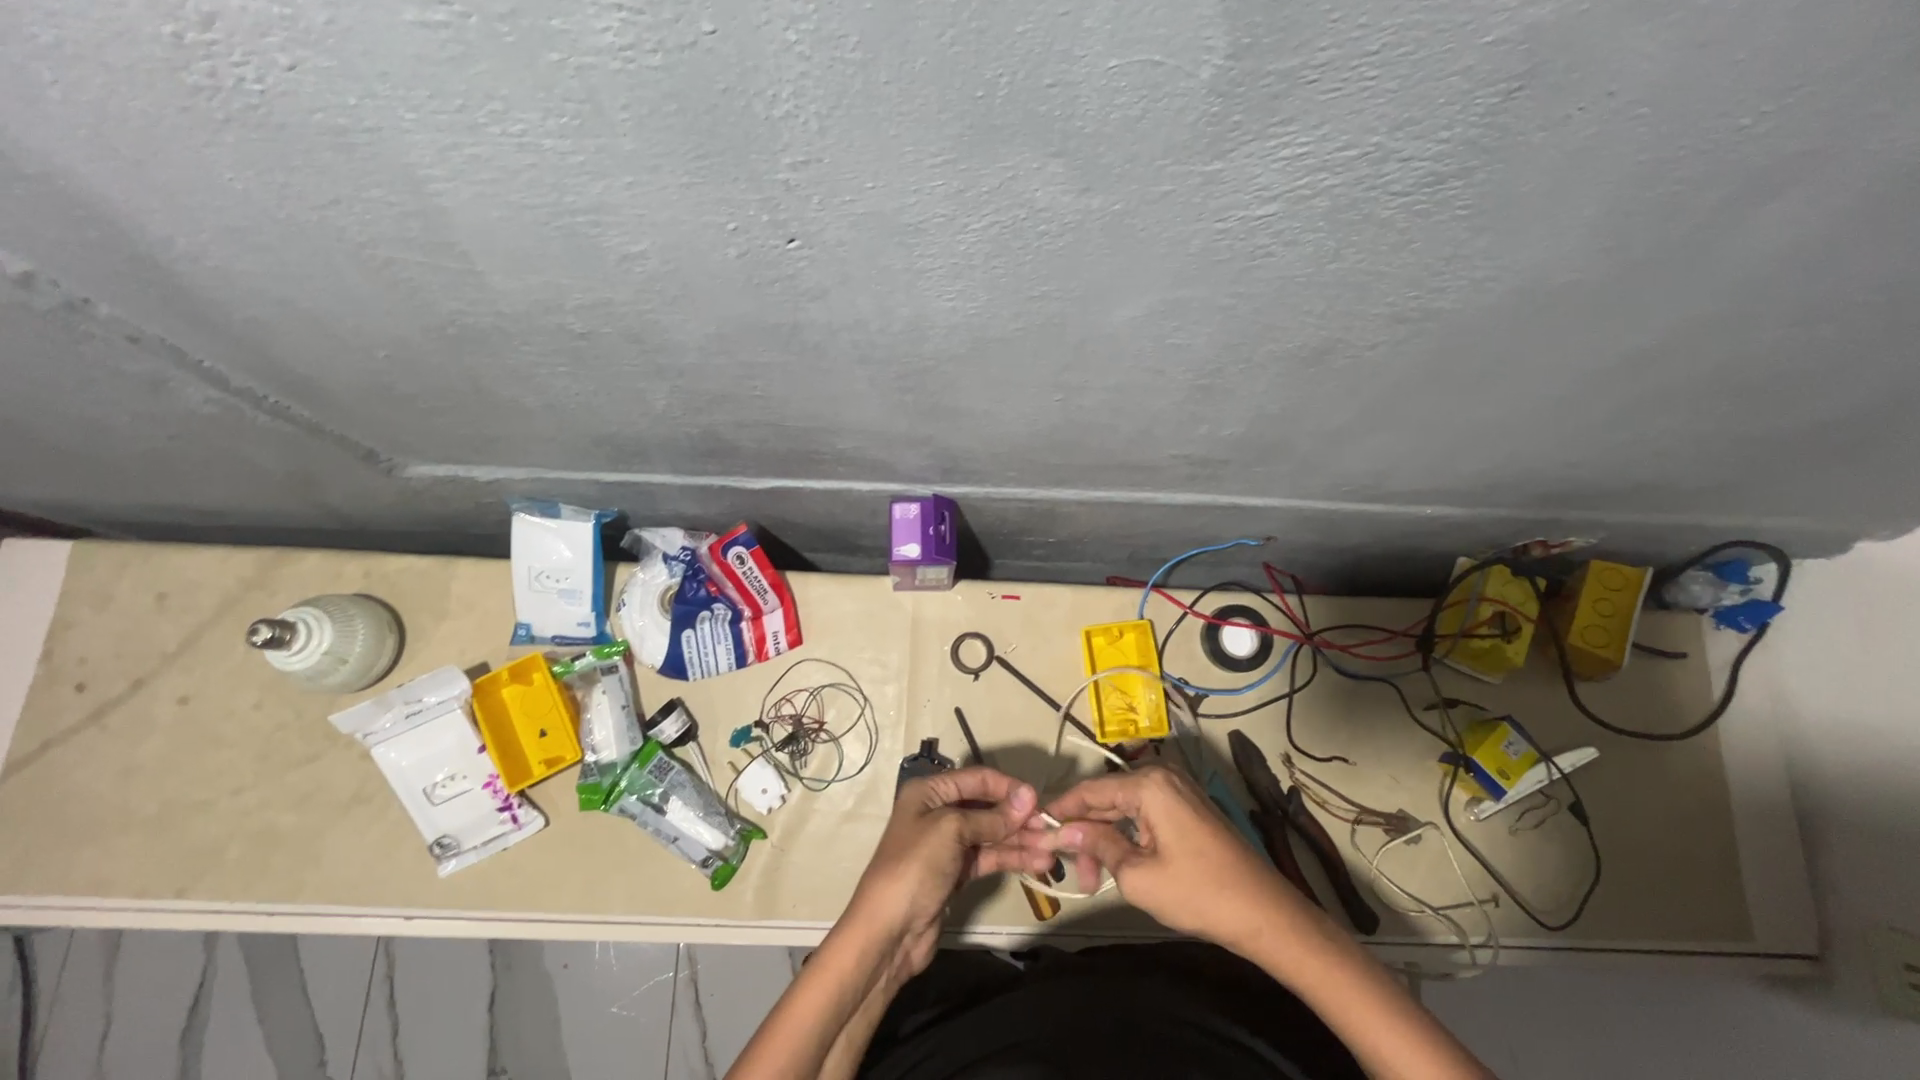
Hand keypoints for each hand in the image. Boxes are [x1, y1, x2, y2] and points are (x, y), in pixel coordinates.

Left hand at [843, 767, 1051, 981]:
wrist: (889, 930)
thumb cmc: (915, 867)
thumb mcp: (951, 830)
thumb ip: (992, 816)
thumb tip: (1029, 796)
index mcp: (929, 792)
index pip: (977, 779)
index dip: (1008, 787)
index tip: (1039, 800)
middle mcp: (938, 812)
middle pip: (987, 806)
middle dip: (1018, 816)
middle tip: (1051, 828)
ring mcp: (948, 845)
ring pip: (992, 834)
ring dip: (1021, 840)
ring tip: (1053, 849)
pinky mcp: (957, 873)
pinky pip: (989, 858)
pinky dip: (1012, 858)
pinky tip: (1038, 862)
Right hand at [1035, 765, 1306, 950]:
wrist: (1264, 913)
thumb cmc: (1198, 893)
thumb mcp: (1137, 876)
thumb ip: (1097, 846)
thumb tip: (1064, 832)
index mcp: (1148, 785)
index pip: (1089, 791)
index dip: (1059, 812)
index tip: (1033, 832)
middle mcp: (1162, 777)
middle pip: (1106, 798)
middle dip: (1082, 832)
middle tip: (1061, 867)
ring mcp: (1178, 791)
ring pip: (1124, 810)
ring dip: (1103, 839)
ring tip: (1088, 879)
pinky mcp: (1188, 809)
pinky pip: (1145, 815)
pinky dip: (1126, 837)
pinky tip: (1114, 864)